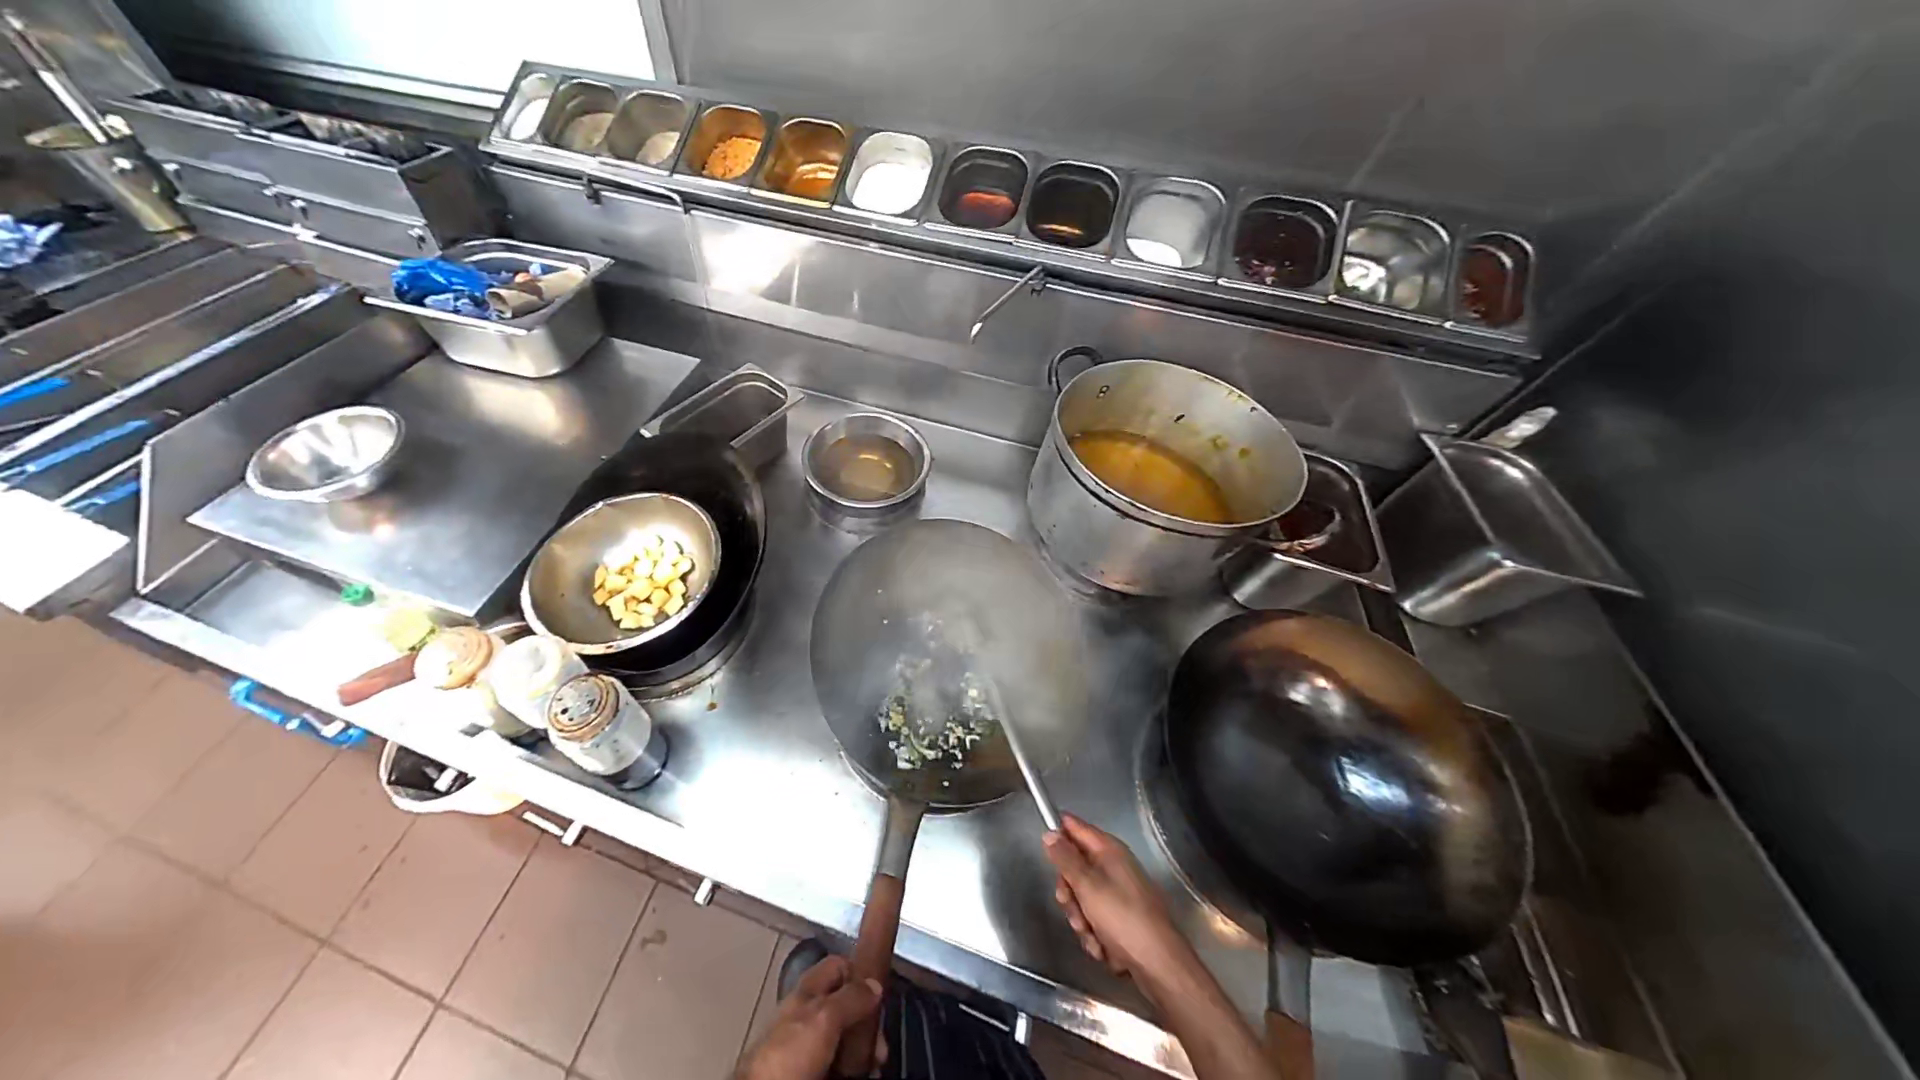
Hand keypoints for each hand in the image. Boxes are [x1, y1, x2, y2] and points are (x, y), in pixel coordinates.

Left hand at [735, 954, 887, 1079]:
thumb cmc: (788, 1055)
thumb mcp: (824, 1016)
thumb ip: (850, 996)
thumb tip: (875, 985)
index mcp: (808, 992)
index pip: (839, 965)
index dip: (859, 973)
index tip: (879, 993)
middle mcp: (809, 1015)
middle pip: (848, 1006)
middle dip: (867, 1021)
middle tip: (878, 1045)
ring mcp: (809, 1046)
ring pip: (847, 1038)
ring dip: (864, 1048)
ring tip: (873, 1064)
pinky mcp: (811, 1070)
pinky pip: (840, 1063)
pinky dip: (855, 1068)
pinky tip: (862, 1074)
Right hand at [1043, 814, 1194, 986]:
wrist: (1158, 964)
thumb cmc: (1123, 918)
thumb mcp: (1087, 886)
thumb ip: (1065, 859)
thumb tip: (1049, 833)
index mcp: (1108, 850)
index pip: (1074, 827)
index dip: (1058, 836)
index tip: (1046, 854)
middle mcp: (1113, 867)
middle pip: (1073, 869)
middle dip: (1069, 893)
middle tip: (1072, 905)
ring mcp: (1116, 894)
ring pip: (1080, 899)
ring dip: (1080, 919)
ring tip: (1091, 933)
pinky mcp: (1119, 919)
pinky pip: (1093, 920)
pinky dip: (1093, 935)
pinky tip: (1102, 948)